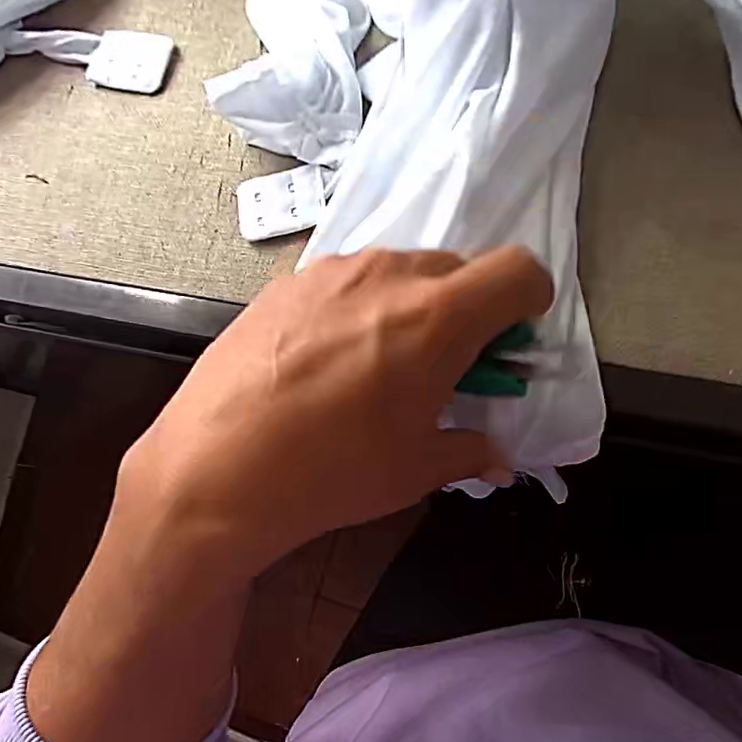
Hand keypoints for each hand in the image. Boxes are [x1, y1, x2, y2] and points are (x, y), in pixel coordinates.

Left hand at [27, 245, 552, 741]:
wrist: (211, 472)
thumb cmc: (333, 472)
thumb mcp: (417, 469)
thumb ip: (471, 450)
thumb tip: (499, 459)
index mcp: (438, 316)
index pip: (518, 270)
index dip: (531, 300)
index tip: (513, 339)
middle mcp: (390, 274)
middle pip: (464, 268)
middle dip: (475, 310)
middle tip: (452, 364)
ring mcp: (334, 270)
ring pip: (407, 270)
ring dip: (421, 306)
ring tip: (388, 363)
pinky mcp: (290, 280)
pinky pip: (356, 279)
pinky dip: (371, 306)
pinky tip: (336, 358)